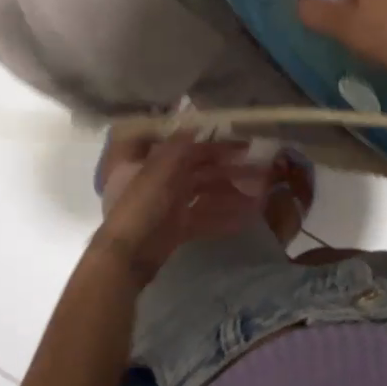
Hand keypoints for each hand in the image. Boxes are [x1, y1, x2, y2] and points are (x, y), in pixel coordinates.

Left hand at [89, 135, 260, 283]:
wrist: (127, 261)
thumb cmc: (139, 208)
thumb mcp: (158, 171)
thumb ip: (177, 146)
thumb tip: (193, 124)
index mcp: (142, 160)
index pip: (169, 139)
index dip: (197, 135)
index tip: (224, 133)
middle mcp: (152, 179)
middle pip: (190, 166)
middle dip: (222, 165)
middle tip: (255, 163)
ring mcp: (164, 205)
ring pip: (200, 191)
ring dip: (228, 189)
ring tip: (259, 190)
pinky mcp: (174, 228)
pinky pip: (202, 216)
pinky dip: (223, 214)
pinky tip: (248, 215)